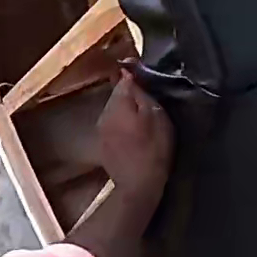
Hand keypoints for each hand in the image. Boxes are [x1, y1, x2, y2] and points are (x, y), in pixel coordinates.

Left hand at [98, 66, 172, 201]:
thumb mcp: (156, 115)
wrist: (138, 185)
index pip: (123, 79)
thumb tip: (128, 71)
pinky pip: (112, 127)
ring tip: (143, 120)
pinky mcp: (102, 146)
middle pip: (117, 95)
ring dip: (126, 112)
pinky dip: (122, 127)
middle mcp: (104, 113)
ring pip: (114, 111)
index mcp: (117, 103)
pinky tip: (134, 136)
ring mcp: (100, 131)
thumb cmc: (153, 148)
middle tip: (150, 102)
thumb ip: (140, 92)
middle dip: (130, 96)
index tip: (148, 78)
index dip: (135, 76)